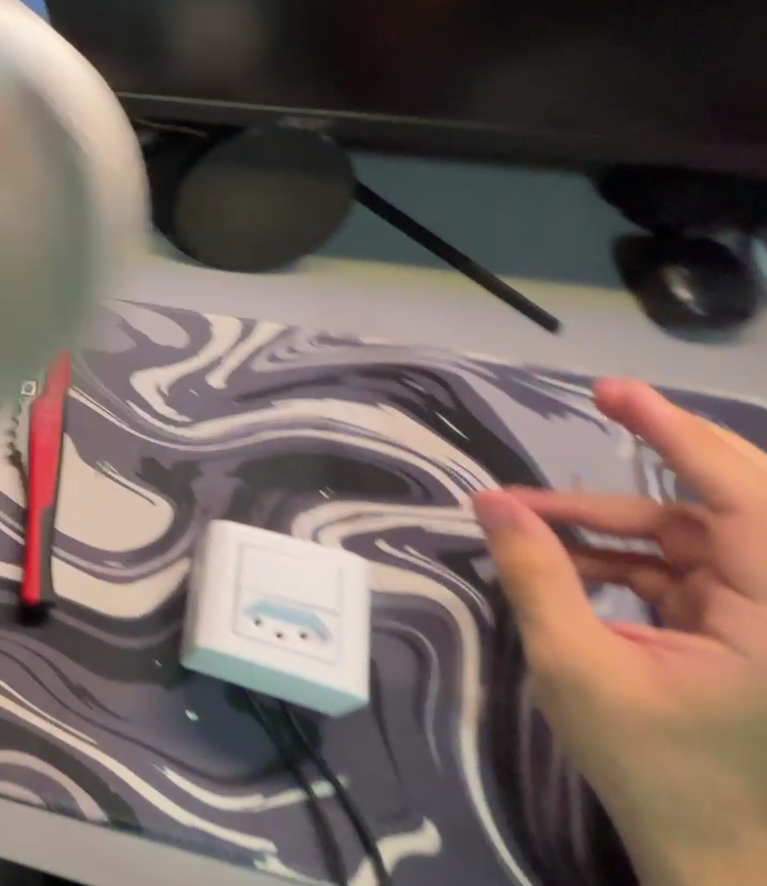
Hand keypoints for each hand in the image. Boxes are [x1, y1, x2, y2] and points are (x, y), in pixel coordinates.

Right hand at [473, 378, 766, 885]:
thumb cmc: (652, 765)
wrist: (717, 851)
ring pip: (692, 533)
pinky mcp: (746, 630)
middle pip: (732, 503)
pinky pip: (681, 567)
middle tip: (602, 403)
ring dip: (607, 519)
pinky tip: (556, 557)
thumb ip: (536, 576)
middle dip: (661, 454)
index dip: (682, 436)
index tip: (615, 392)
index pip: (745, 500)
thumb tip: (491, 502)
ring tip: (520, 515)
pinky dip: (617, 555)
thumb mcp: (576, 666)